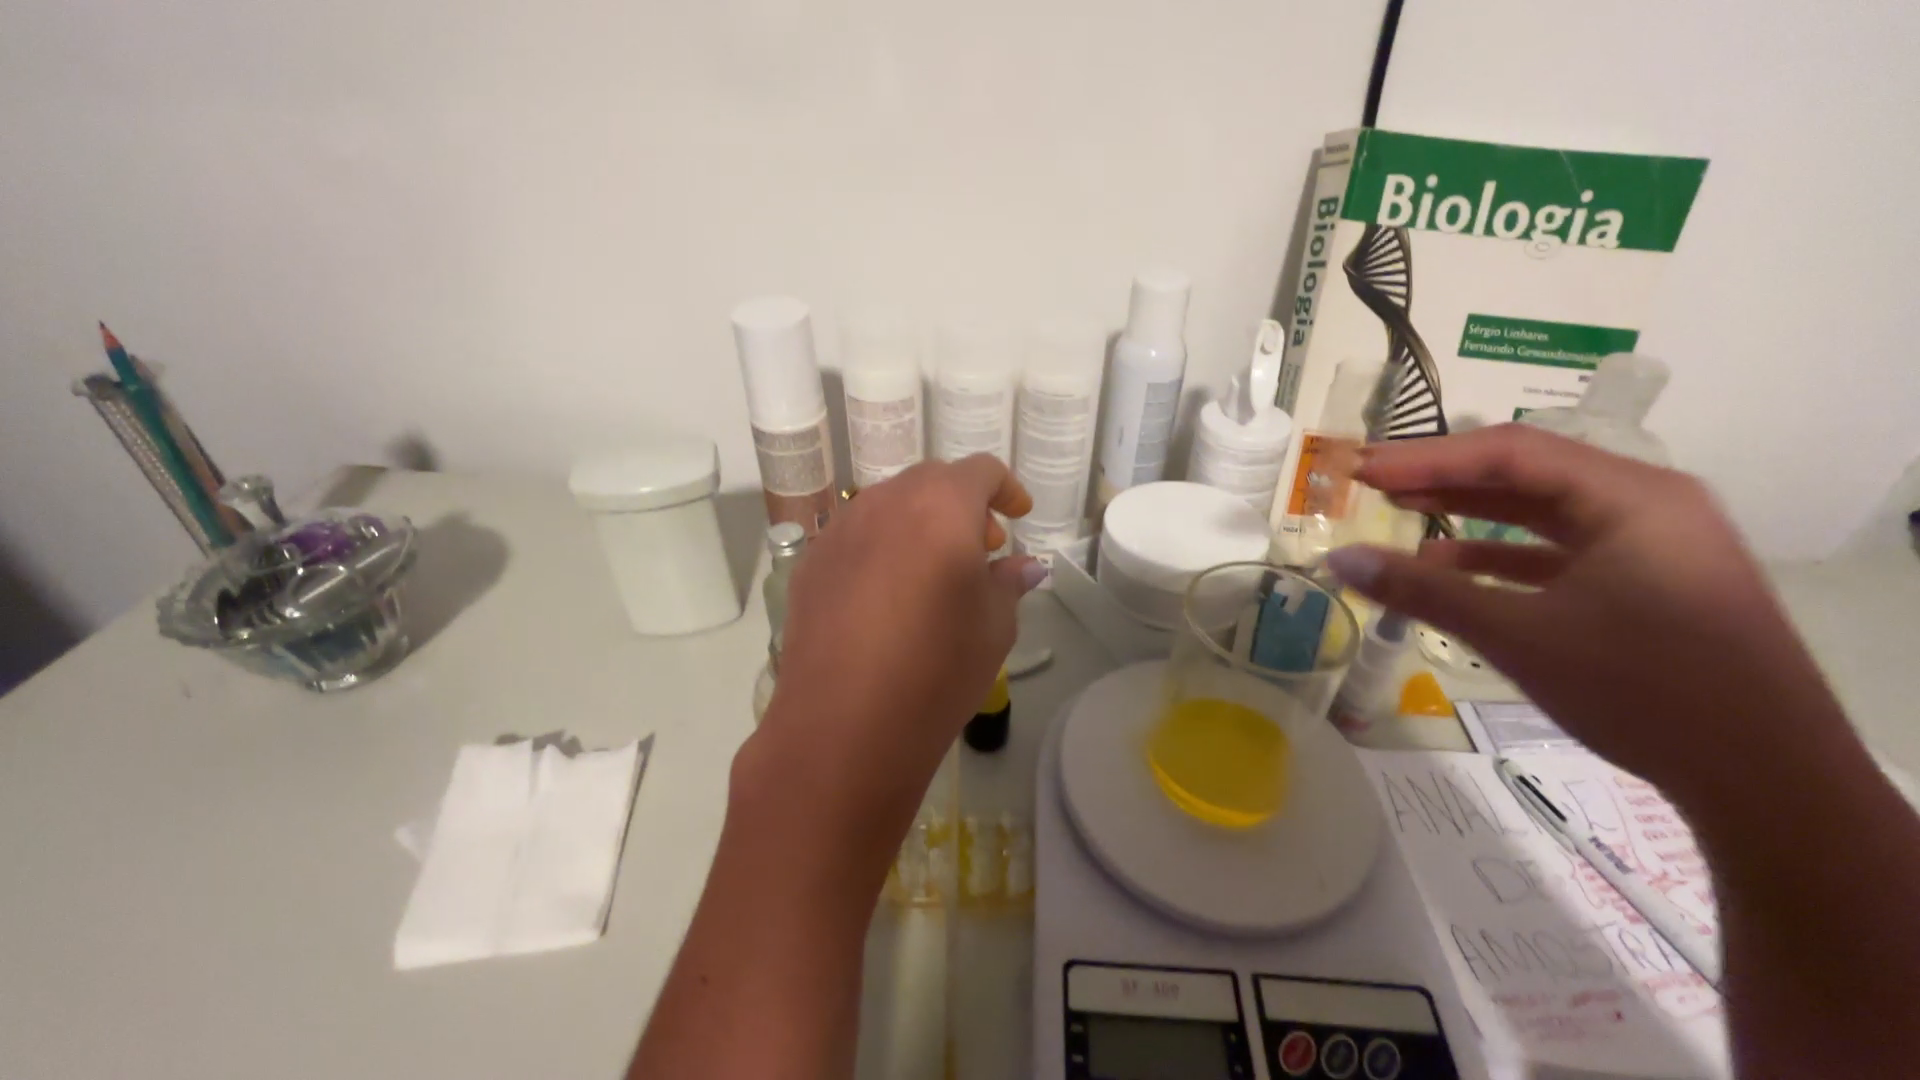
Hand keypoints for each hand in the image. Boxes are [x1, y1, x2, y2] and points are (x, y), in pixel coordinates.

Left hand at [738, 455, 1044, 859]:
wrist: (843, 725)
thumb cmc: (936, 671)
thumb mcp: (993, 627)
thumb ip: (1008, 583)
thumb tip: (1023, 566)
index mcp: (941, 507)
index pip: (980, 471)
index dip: (1006, 488)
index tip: (1019, 515)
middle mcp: (886, 503)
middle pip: (931, 482)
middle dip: (962, 505)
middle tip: (981, 548)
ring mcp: (841, 530)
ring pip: (889, 506)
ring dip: (919, 524)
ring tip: (933, 572)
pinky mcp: (810, 563)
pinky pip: (856, 537)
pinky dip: (881, 547)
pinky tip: (886, 595)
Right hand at [1324, 424, 1845, 795]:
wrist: (1766, 781)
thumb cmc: (1643, 690)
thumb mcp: (1520, 636)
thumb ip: (1425, 592)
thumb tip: (1339, 560)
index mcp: (1632, 496)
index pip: (1512, 452)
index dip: (1427, 457)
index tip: (1362, 471)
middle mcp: (1649, 504)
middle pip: (1529, 472)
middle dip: (1446, 477)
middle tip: (1374, 483)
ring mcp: (1655, 545)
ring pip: (1546, 511)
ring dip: (1473, 512)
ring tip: (1403, 514)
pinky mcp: (1651, 584)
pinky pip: (1564, 552)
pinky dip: (1505, 555)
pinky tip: (1452, 568)